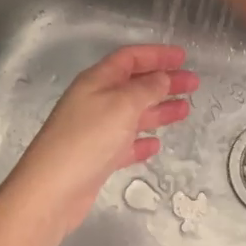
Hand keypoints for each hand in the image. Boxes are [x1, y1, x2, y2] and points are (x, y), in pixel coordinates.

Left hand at [0, 45, 197, 233]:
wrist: (52, 190)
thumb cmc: (87, 139)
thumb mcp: (121, 105)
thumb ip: (146, 89)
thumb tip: (162, 78)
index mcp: (97, 81)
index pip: (130, 58)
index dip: (156, 55)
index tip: (183, 57)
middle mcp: (95, 101)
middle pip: (134, 85)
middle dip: (164, 82)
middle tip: (193, 84)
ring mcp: (95, 131)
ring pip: (133, 114)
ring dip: (158, 110)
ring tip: (185, 111)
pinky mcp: (97, 158)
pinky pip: (125, 143)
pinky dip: (141, 141)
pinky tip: (155, 144)